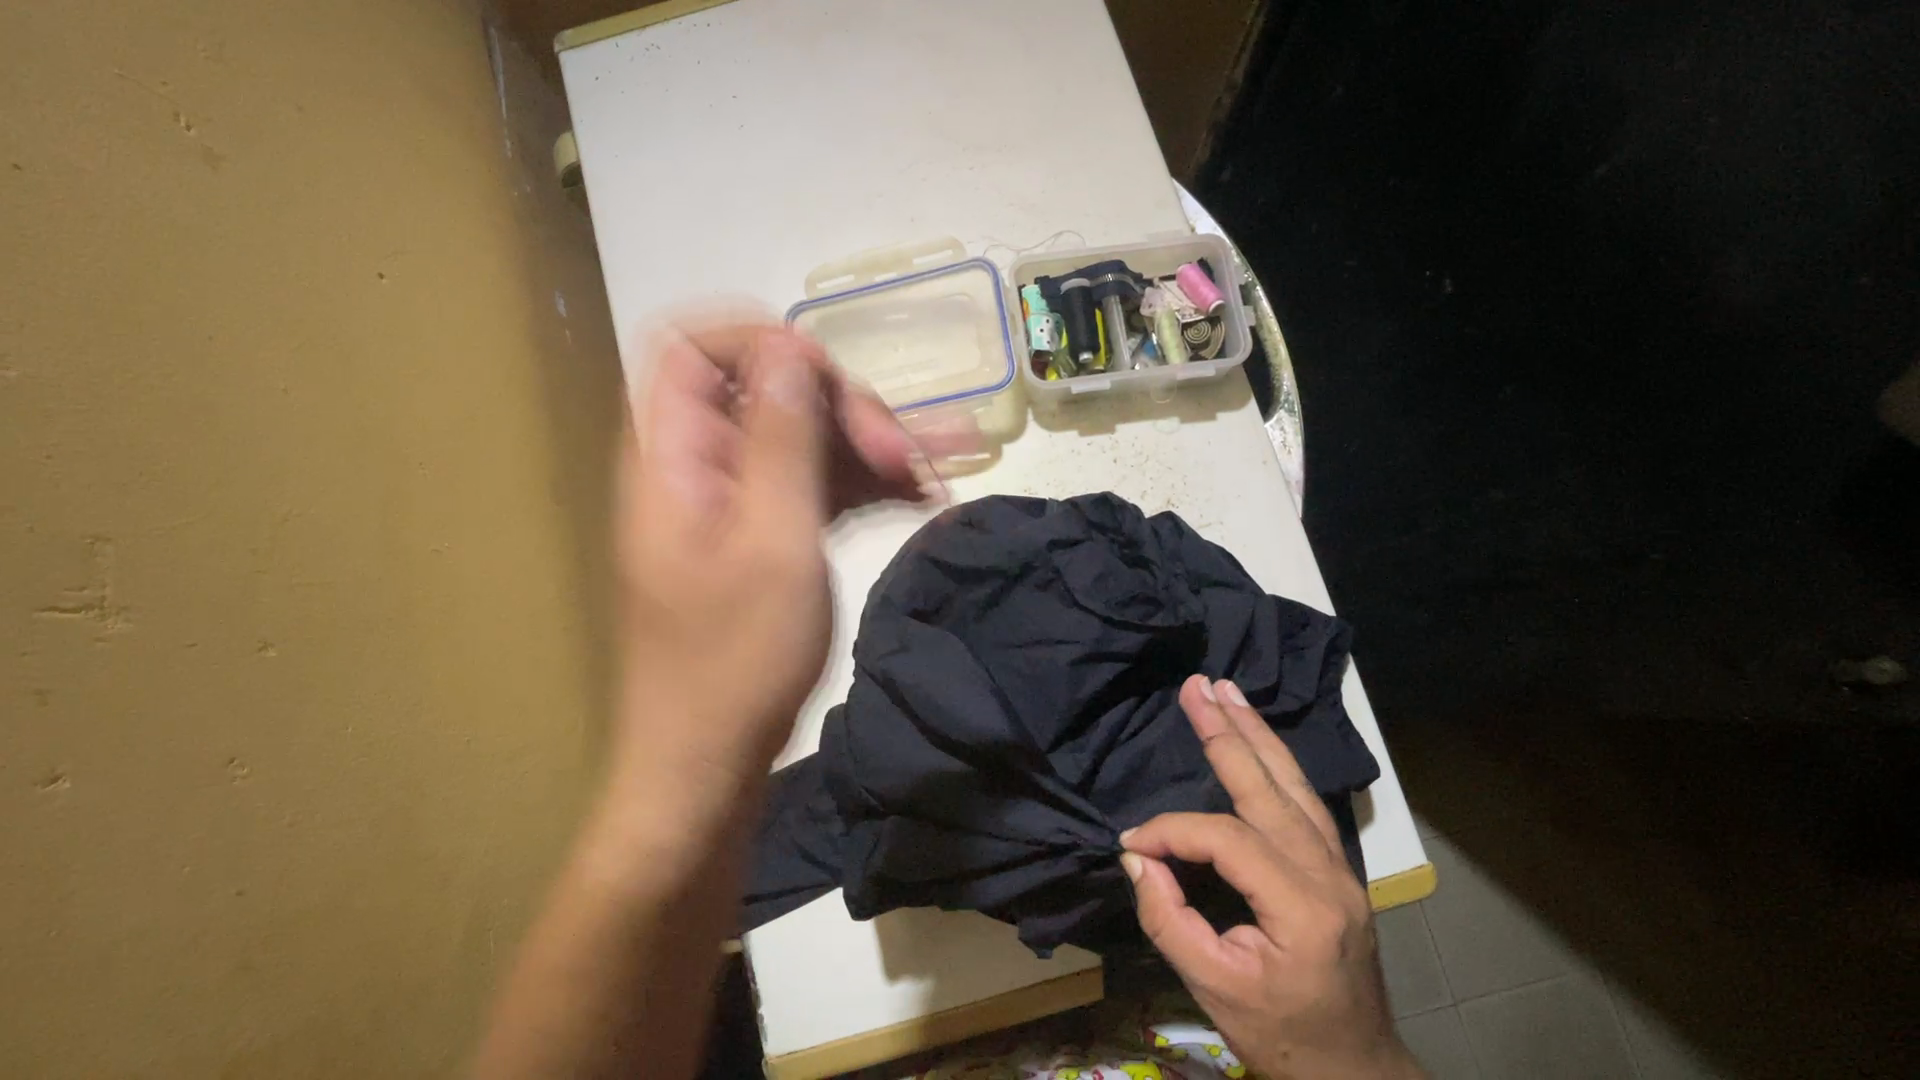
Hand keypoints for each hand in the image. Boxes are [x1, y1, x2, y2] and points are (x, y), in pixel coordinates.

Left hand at [611, 317, 942, 806]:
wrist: (708, 762)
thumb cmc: (734, 660)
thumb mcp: (772, 541)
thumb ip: (782, 437)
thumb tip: (792, 347)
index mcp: (675, 456)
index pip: (692, 346)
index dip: (761, 339)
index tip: (830, 376)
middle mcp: (701, 466)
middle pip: (770, 392)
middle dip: (845, 410)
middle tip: (906, 456)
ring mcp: (735, 503)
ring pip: (805, 440)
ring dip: (873, 449)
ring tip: (943, 470)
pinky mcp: (765, 537)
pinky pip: (818, 488)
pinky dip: (868, 489)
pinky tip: (927, 502)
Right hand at [1121, 676, 1422, 1079]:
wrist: (1353, 1068)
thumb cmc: (1281, 1034)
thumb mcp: (1212, 987)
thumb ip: (1168, 917)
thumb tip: (1139, 855)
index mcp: (1301, 905)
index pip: (1224, 839)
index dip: (1171, 830)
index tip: (1132, 842)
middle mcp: (1328, 872)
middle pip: (1269, 787)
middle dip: (1228, 733)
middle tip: (1198, 686)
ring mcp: (1340, 866)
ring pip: (1295, 784)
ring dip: (1258, 734)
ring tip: (1228, 692)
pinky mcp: (1338, 868)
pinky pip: (1305, 801)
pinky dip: (1277, 762)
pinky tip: (1260, 739)